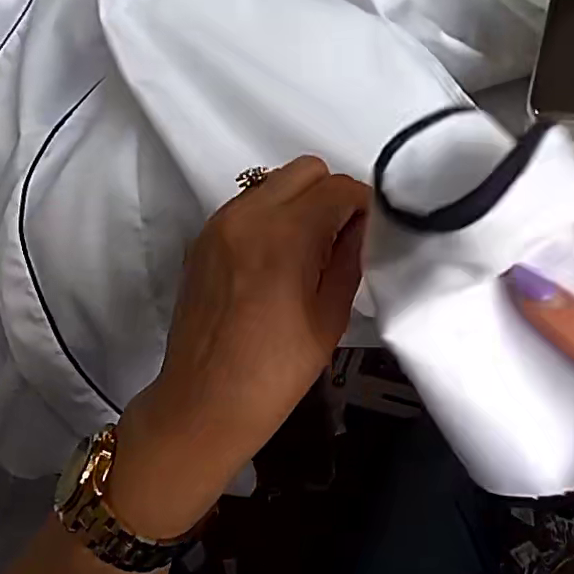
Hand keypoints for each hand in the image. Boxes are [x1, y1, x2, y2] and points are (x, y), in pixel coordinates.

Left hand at [110, 157, 368, 538]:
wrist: (204, 403)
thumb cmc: (276, 371)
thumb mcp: (331, 315)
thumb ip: (350, 258)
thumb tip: (362, 226)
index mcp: (285, 236)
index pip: (339, 188)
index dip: (364, 206)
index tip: (370, 234)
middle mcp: (247, 216)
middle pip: (306, 170)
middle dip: (333, 195)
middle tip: (342, 239)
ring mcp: (219, 224)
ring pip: (275, 182)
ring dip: (302, 203)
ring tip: (309, 250)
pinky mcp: (203, 239)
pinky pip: (249, 204)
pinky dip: (273, 216)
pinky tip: (279, 259)